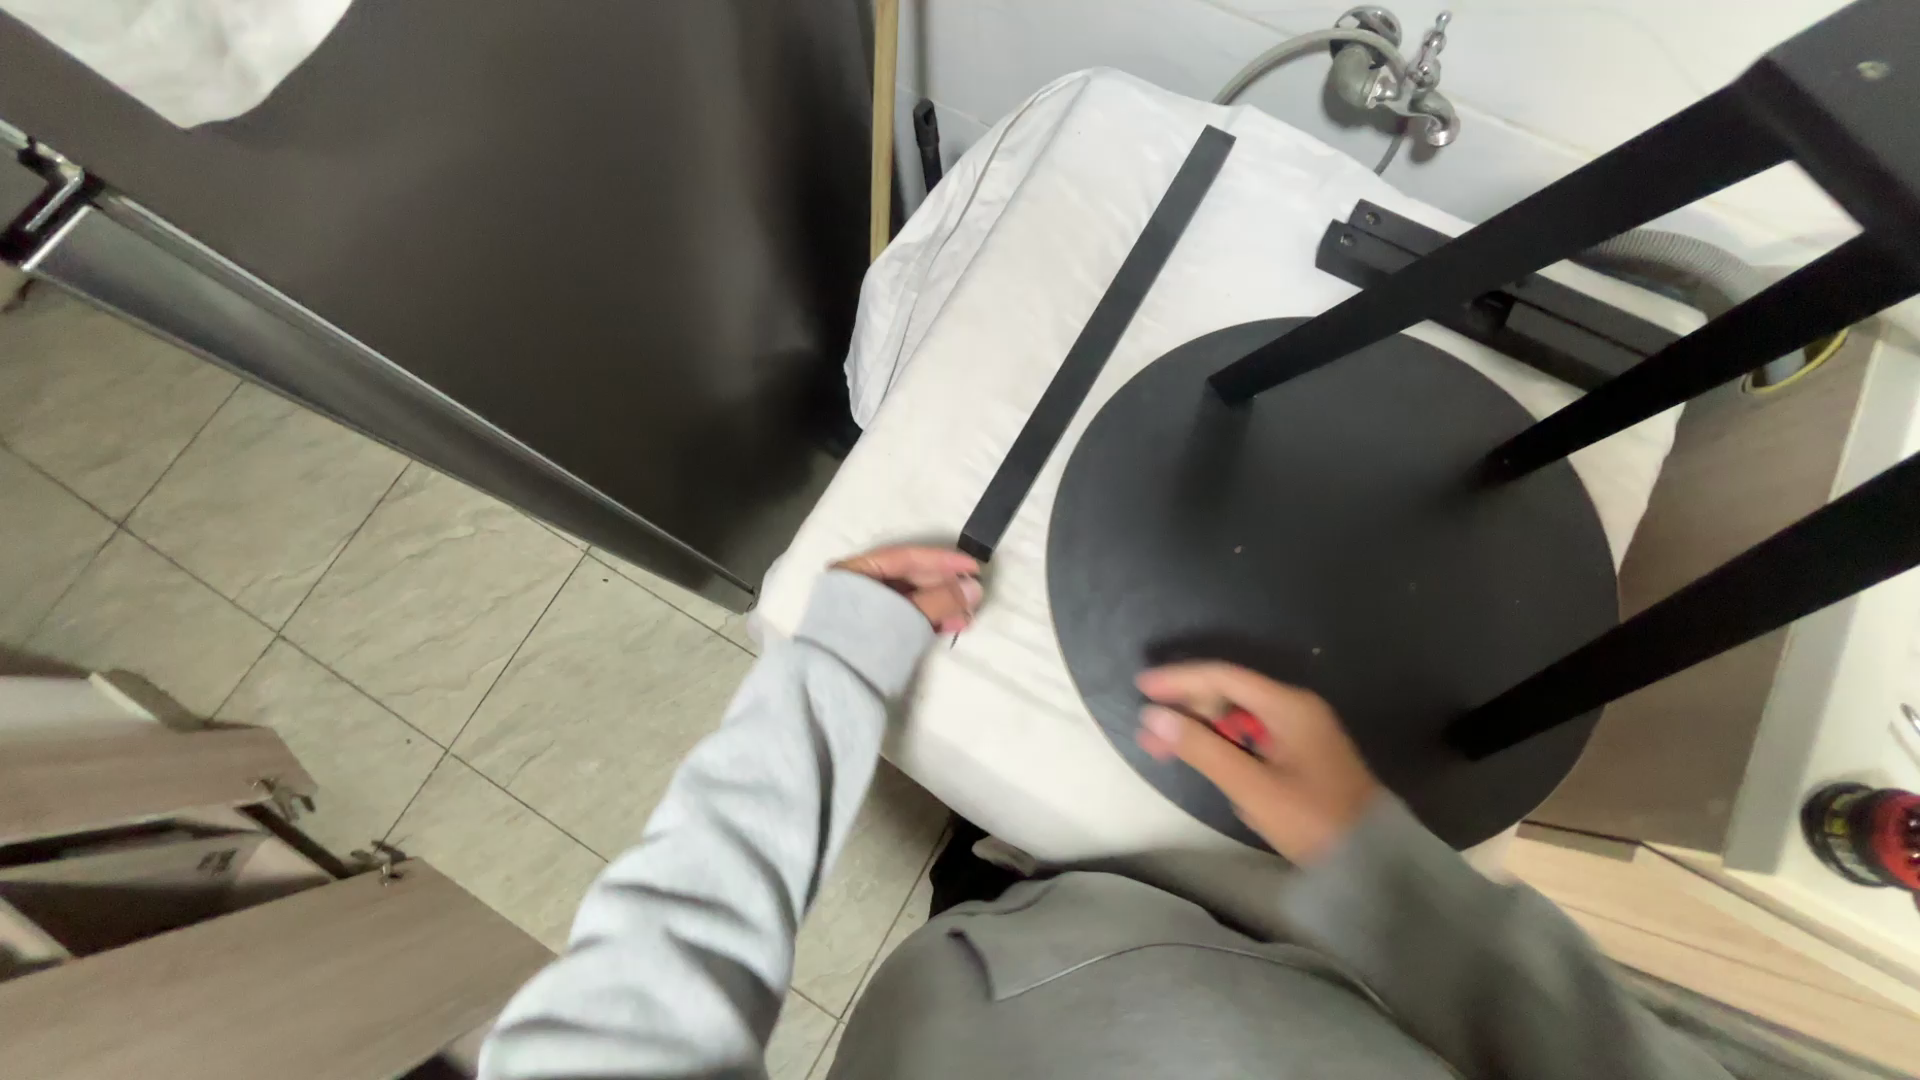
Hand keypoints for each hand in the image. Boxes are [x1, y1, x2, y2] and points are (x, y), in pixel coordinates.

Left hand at [833, 545, 982, 633]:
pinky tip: (952, 626)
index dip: (943, 561)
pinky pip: (905, 617)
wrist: (834, 688)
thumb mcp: (906, 616)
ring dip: (941, 605)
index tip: (973, 567)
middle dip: (945, 587)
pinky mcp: (873, 633)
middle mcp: (858, 585)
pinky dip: (929, 619)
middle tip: (974, 595)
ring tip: (967, 617)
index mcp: (855, 570)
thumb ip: (941, 599)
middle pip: (910, 578)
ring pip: (911, 600)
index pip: (906, 557)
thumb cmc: (865, 643)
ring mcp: (864, 611)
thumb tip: (975, 586)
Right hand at [1136, 662, 1380, 863]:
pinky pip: (1251, 737)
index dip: (1179, 679)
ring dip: (1201, 729)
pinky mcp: (1299, 755)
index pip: (1223, 677)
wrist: (1376, 867)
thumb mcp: (1252, 787)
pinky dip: (1222, 745)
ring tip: (1164, 748)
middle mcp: (1294, 709)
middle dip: (1186, 709)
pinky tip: (1202, 761)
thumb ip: (1202, 748)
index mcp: (1288, 706)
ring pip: (1237, 718)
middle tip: (1150, 731)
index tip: (1142, 688)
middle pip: (1229, 695)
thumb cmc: (1313, 821)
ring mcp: (1299, 732)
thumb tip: (1153, 716)